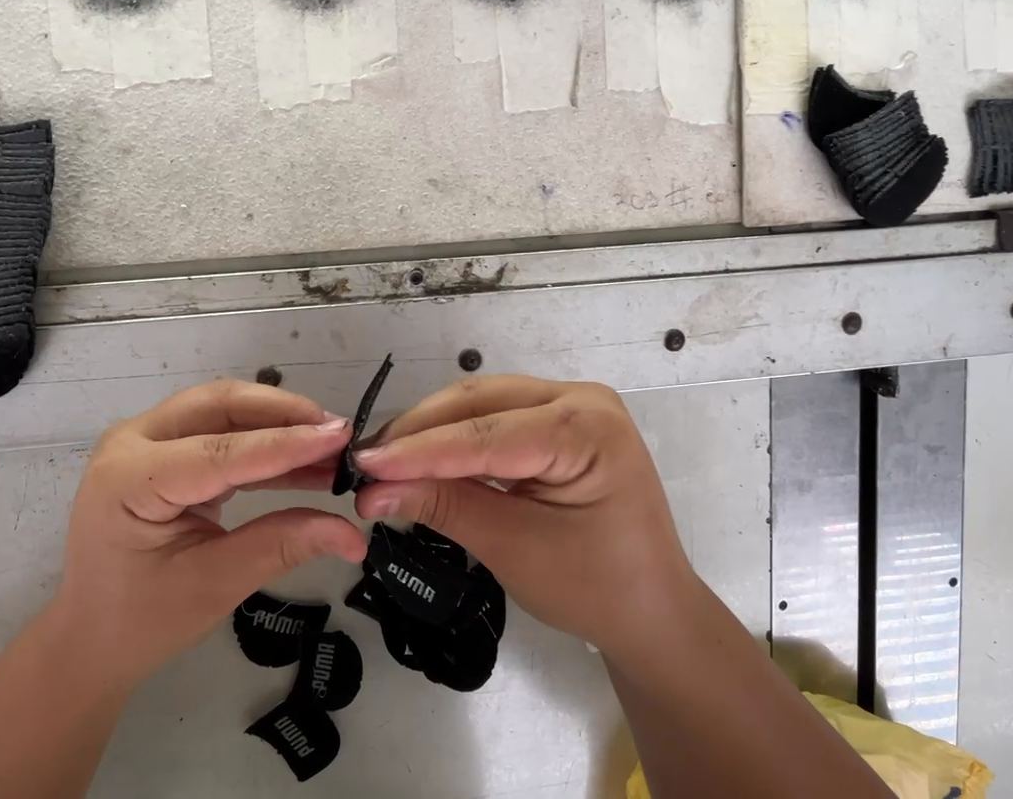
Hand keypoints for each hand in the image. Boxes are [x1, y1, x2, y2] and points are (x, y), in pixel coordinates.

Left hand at [47, 380, 367, 689]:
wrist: (91, 637)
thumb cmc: (142, 621)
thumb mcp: (214, 585)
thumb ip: (281, 546)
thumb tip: (353, 534)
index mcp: (128, 479)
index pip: (219, 451)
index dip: (284, 443)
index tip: (340, 436)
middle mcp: (131, 442)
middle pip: (218, 407)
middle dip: (284, 415)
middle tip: (341, 433)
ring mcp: (144, 439)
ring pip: (222, 410)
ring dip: (278, 424)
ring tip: (332, 445)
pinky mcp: (161, 447)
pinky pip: (218, 430)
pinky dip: (262, 441)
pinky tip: (303, 458)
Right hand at [353, 377, 695, 658]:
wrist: (650, 613)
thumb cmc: (594, 588)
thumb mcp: (513, 548)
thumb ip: (443, 507)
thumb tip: (369, 490)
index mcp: (589, 428)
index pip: (486, 433)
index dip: (419, 450)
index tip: (362, 464)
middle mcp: (581, 399)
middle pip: (480, 403)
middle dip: (419, 433)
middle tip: (364, 465)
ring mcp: (571, 405)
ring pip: (481, 404)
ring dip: (430, 431)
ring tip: (383, 463)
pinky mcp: (557, 421)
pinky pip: (494, 418)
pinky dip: (454, 438)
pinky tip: (419, 458)